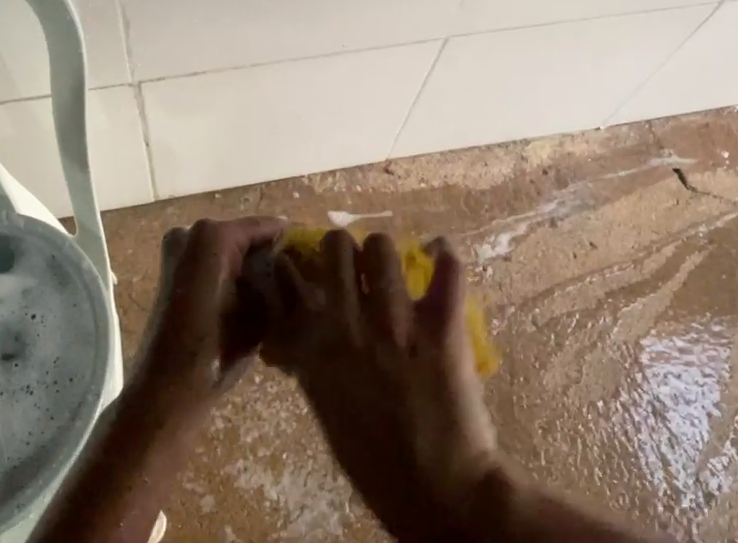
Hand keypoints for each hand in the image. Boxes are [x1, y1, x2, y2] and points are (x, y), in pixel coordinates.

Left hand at [34, 217, 283, 542]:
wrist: (169, 385)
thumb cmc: (218, 349)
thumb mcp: (261, 311)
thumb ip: (276, 277)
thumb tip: (289, 263)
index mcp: (215, 235)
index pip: (265, 227)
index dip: (290, 240)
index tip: (312, 255)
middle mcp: (192, 231)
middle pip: (243, 235)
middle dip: (268, 253)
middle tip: (296, 274)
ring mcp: (177, 249)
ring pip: (226, 248)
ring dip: (248, 263)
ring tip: (274, 288)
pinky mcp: (170, 268)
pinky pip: (210, 261)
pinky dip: (228, 271)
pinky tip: (246, 296)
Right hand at [261, 231, 500, 542]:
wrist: (438, 490)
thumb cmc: (376, 460)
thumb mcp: (326, 407)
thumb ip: (312, 363)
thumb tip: (299, 332)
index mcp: (316, 349)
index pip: (291, 283)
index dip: (297, 266)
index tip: (302, 261)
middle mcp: (349, 326)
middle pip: (336, 247)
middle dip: (344, 249)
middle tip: (356, 265)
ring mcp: (396, 324)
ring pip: (382, 248)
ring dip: (386, 253)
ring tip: (396, 265)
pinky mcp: (441, 327)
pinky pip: (446, 269)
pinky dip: (444, 254)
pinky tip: (440, 253)